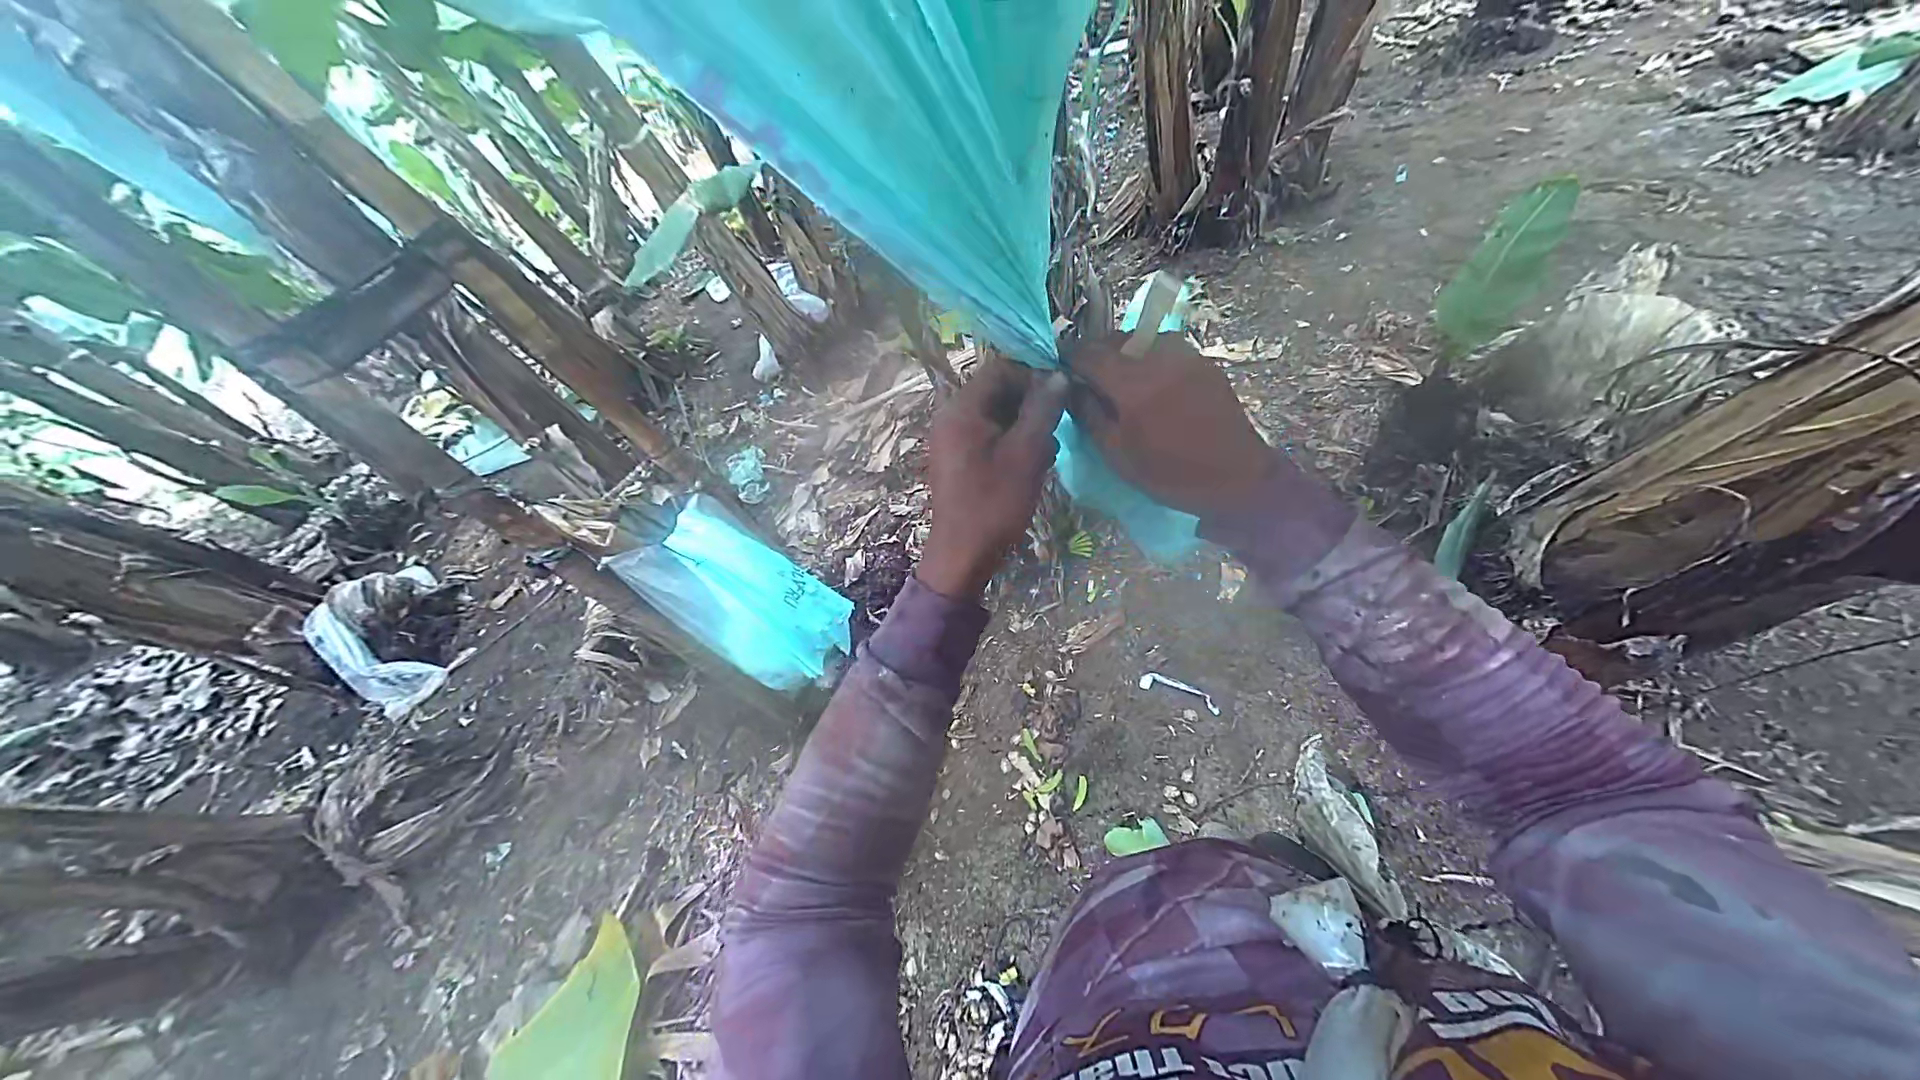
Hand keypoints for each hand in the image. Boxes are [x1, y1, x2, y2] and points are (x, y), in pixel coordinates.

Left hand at [919, 359, 1068, 597]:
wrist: (963, 555)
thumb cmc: (994, 503)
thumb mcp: (1026, 453)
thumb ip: (1043, 409)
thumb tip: (1059, 376)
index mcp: (961, 409)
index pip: (1000, 369)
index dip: (1033, 376)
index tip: (1062, 395)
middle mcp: (951, 418)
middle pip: (998, 393)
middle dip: (1031, 406)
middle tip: (1058, 428)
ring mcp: (952, 441)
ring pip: (997, 418)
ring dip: (1026, 429)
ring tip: (1045, 455)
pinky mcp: (959, 461)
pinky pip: (990, 439)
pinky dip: (1013, 446)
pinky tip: (1032, 468)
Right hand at [1066, 331, 1273, 520]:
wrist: (1236, 476)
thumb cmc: (1170, 473)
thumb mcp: (1117, 453)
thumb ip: (1088, 415)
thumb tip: (1070, 387)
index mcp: (1132, 383)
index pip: (1087, 353)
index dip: (1068, 358)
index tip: (1060, 369)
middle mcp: (1158, 357)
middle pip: (1114, 339)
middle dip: (1096, 354)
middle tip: (1088, 379)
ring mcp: (1184, 355)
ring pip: (1140, 340)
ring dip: (1123, 354)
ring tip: (1119, 381)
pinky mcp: (1202, 361)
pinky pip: (1163, 348)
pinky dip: (1147, 358)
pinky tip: (1149, 384)